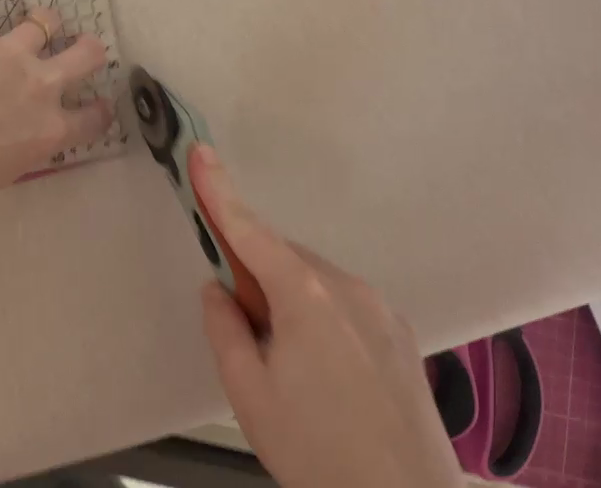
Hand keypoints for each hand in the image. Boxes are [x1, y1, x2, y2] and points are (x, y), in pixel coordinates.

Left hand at [0, 4, 111, 217]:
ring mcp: (6, 54)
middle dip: (89, 50)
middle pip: (88, 53)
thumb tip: (21, 128)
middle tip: (80, 50)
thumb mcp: (4, 171)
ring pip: (44, 20)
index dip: (98, 110)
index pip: (94, 116)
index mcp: (50, 131)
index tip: (95, 105)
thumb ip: (25, 142)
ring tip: (30, 27)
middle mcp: (39, 86)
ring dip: (41, 24)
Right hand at [190, 145, 462, 487]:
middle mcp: (348, 289)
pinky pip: (344, 304)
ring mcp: (381, 311)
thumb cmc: (316, 450)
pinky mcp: (402, 336)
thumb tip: (219, 289)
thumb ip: (223, 327)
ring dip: (288, 297)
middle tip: (241, 324)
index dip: (219, 191)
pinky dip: (319, 315)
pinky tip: (324, 373)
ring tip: (287, 365)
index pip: (249, 230)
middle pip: (283, 258)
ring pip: (315, 282)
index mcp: (305, 296)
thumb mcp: (248, 392)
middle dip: (254, 272)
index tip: (198, 150)